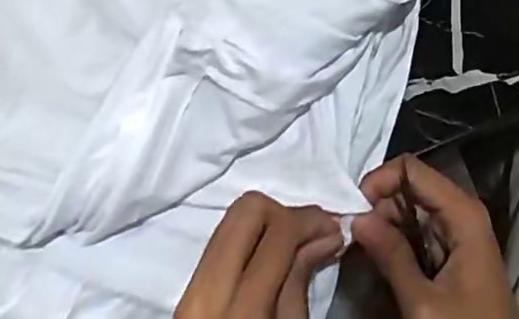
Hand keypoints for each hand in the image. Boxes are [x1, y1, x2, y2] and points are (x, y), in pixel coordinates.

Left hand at [178, 191, 344, 318]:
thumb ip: (299, 283)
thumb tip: (326, 234)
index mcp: (239, 315)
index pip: (277, 232)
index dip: (312, 221)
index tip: (335, 229)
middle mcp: (204, 296)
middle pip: (245, 211)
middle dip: (284, 212)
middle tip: (310, 234)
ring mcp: (186, 296)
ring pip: (228, 222)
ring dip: (266, 223)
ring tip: (293, 245)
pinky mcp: (183, 297)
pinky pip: (218, 246)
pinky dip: (248, 241)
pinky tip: (269, 259)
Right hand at [352, 154, 518, 318]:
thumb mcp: (424, 304)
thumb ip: (391, 257)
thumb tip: (358, 218)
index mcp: (461, 211)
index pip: (412, 170)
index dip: (379, 181)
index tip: (351, 211)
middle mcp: (461, 212)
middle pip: (410, 189)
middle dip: (377, 207)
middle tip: (348, 236)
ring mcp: (457, 234)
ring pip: (411, 213)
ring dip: (383, 227)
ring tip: (357, 250)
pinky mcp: (452, 256)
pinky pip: (418, 236)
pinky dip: (396, 244)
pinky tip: (376, 261)